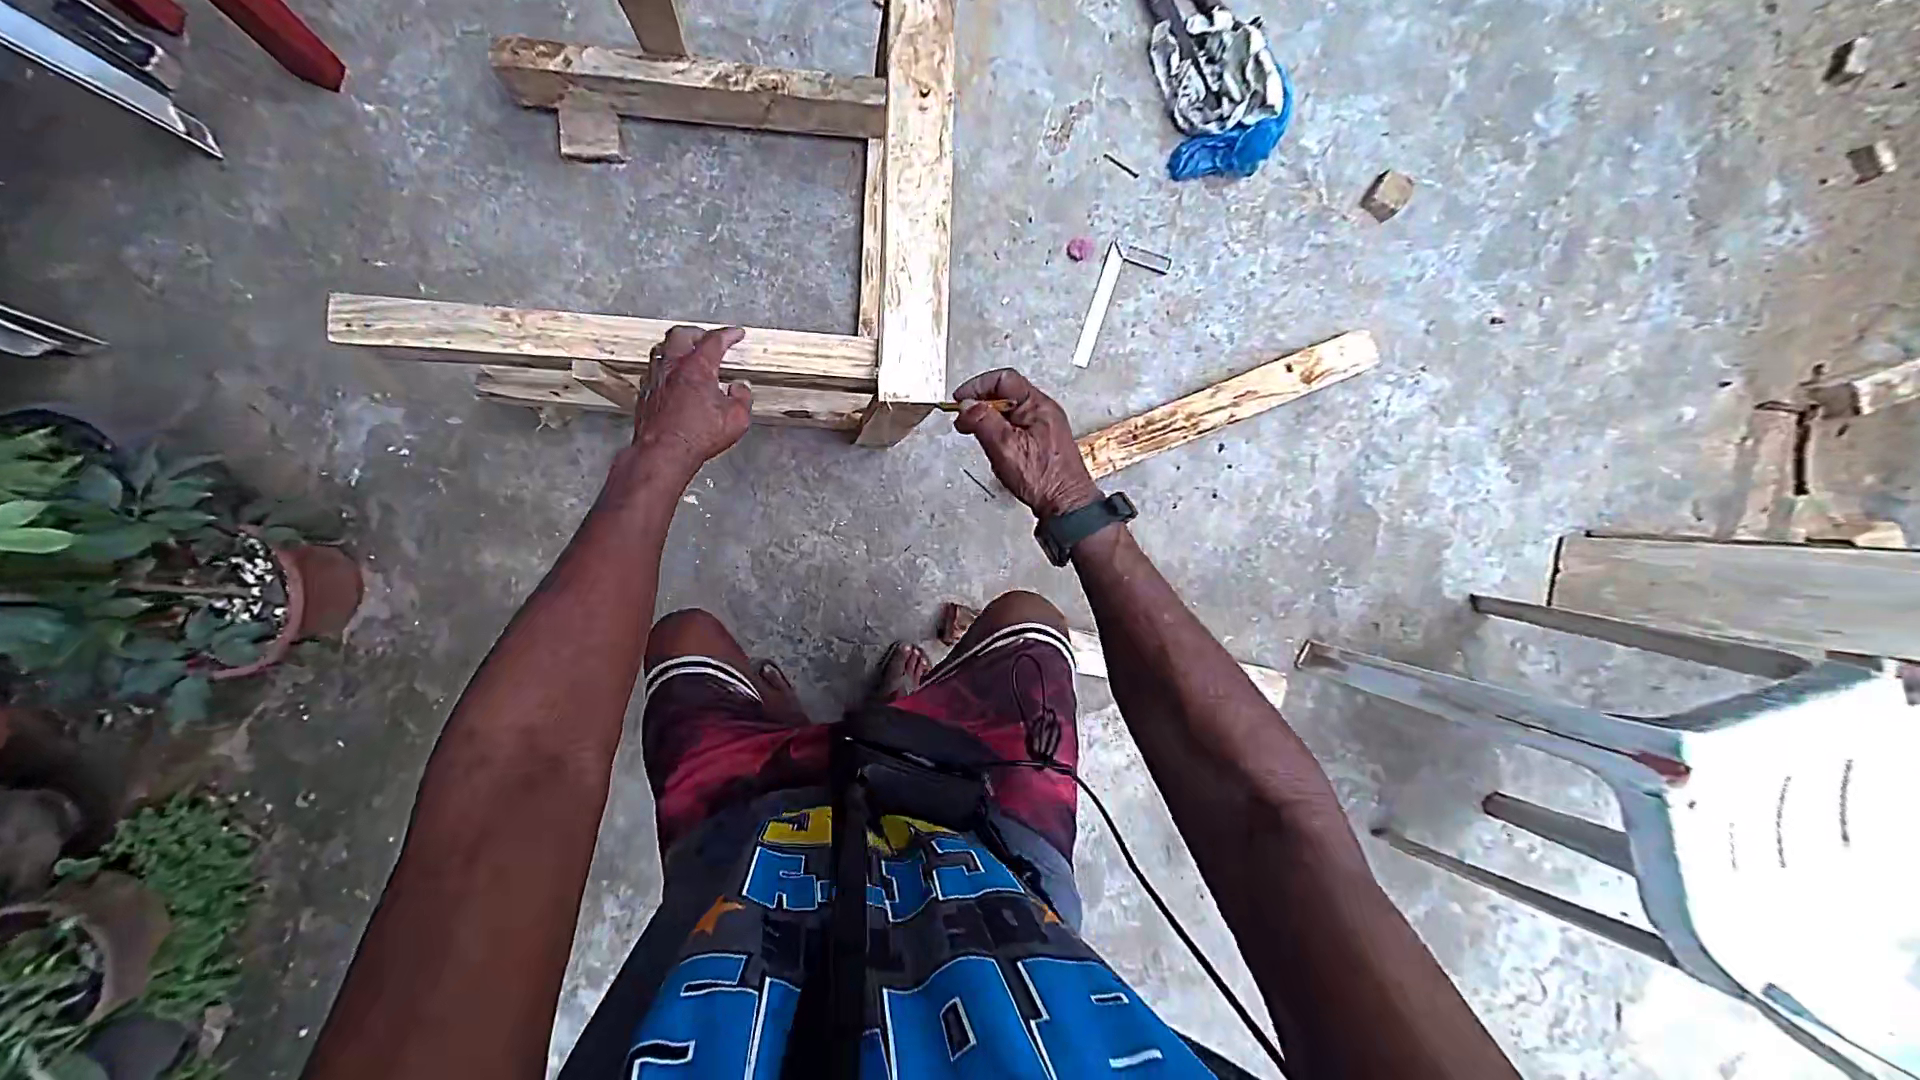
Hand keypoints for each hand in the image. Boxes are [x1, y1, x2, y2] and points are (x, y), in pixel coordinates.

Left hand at [633, 326, 752, 476]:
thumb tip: (740, 388)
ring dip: (677, 345)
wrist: (664, 451)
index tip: (736, 333)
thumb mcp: (737, 418)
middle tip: (708, 338)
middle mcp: (673, 366)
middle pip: (682, 335)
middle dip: (698, 333)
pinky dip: (665, 365)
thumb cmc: (697, 436)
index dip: (728, 334)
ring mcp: (655, 378)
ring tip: (687, 351)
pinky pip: (653, 368)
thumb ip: (742, 398)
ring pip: (662, 348)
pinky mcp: (645, 392)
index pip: (714, 341)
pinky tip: (671, 374)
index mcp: (697, 367)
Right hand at [953, 369, 1101, 518]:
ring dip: (989, 422)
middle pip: (1005, 395)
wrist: (1065, 505)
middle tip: (965, 421)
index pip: (1003, 379)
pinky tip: (997, 452)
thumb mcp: (1005, 446)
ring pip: (1009, 414)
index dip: (977, 386)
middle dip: (981, 406)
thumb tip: (967, 404)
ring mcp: (1044, 427)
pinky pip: (1015, 430)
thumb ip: (983, 421)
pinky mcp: (1042, 443)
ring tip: (980, 439)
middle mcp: (1043, 412)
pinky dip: (1000, 435)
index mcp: (1038, 405)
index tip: (960, 400)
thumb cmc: (1044, 479)